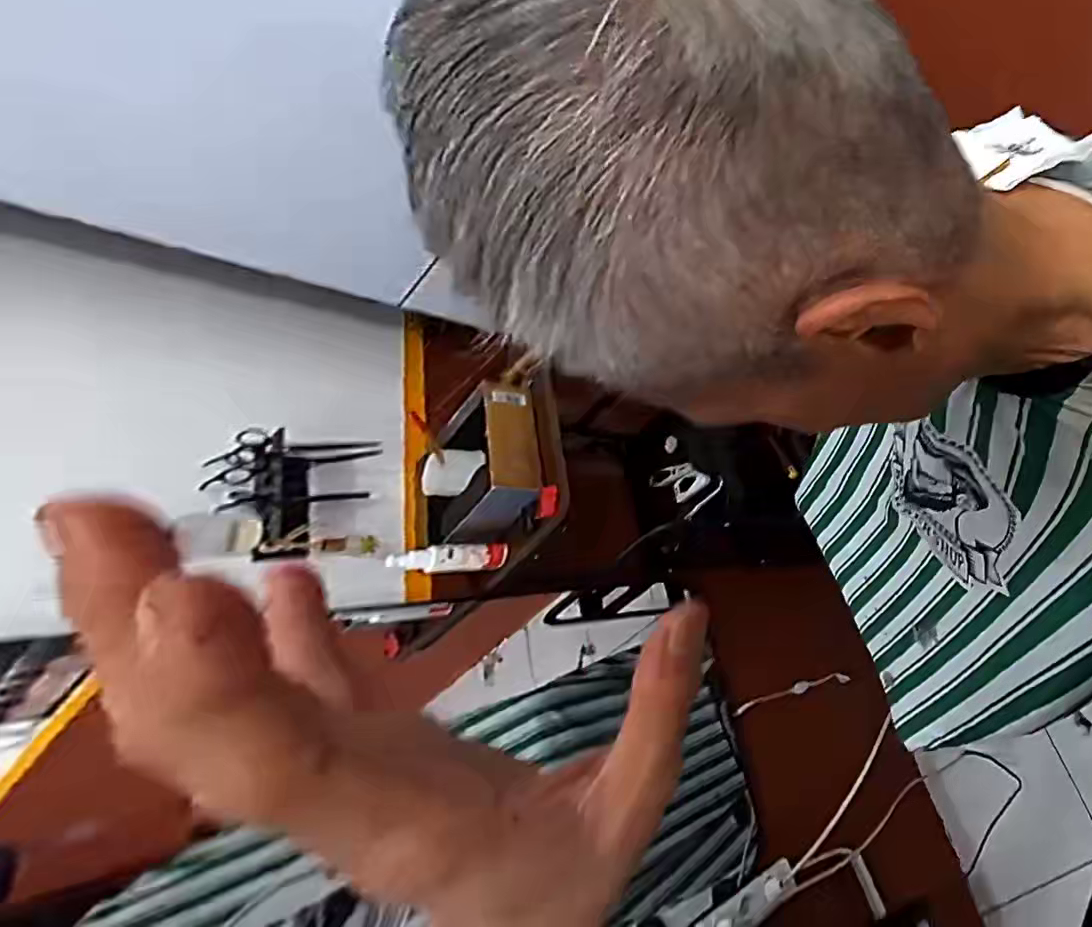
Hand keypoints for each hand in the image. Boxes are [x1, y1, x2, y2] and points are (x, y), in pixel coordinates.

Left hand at [45, 498, 708, 926]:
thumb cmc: (566, 885)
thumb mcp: (634, 804)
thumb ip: (659, 711)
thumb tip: (688, 612)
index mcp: (400, 816)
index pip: (284, 762)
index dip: (225, 686)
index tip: (191, 593)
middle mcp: (337, 794)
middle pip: (206, 727)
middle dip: (136, 625)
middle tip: (93, 517)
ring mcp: (340, 769)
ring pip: (226, 707)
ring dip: (161, 620)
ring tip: (127, 528)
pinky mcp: (364, 750)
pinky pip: (297, 692)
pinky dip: (263, 636)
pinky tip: (262, 579)